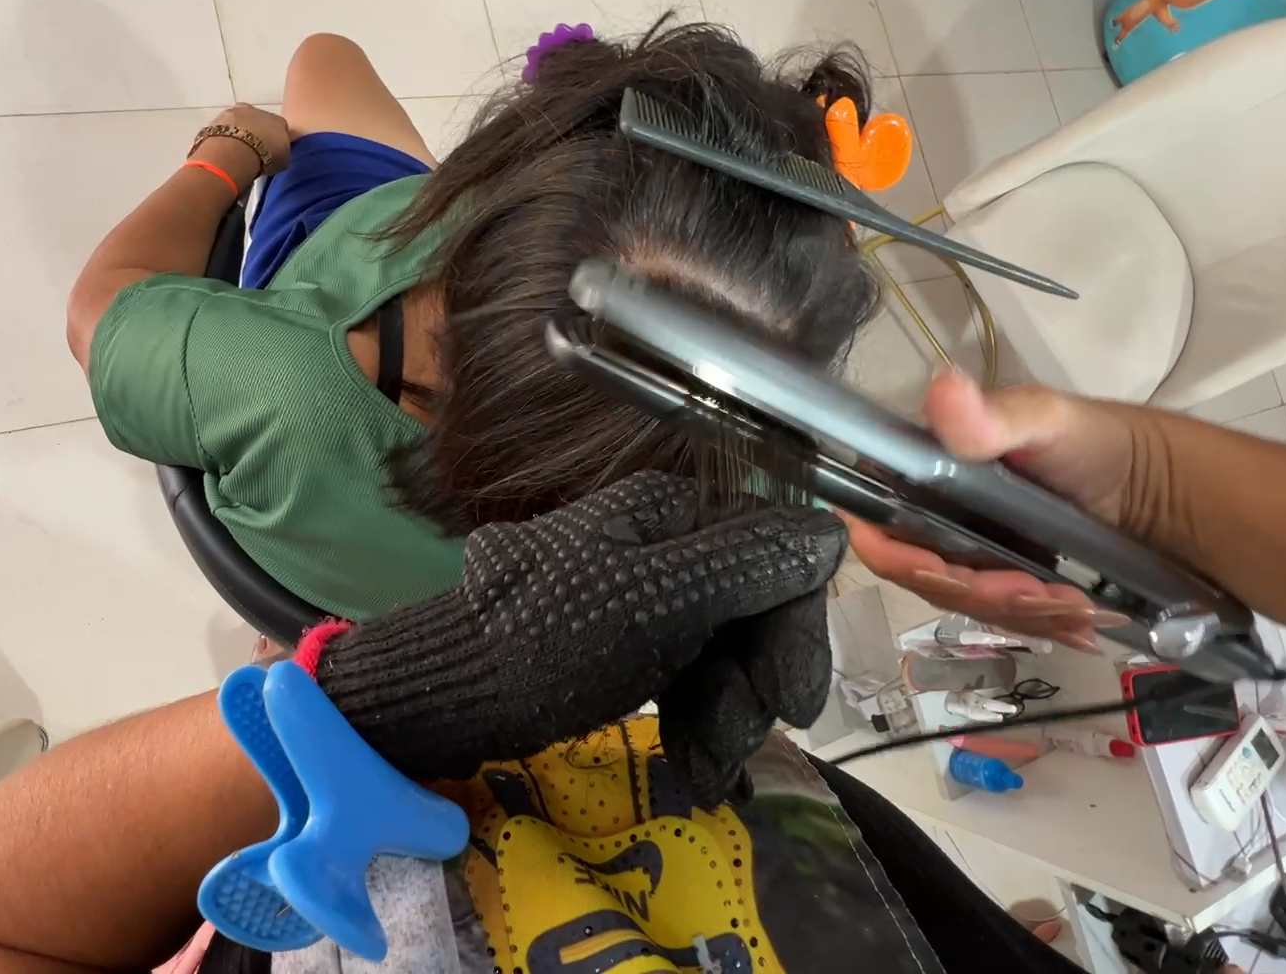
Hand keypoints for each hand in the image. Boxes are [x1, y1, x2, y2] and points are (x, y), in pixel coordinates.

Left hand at [195, 103, 291, 180]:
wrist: (236, 151)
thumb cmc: (266, 156)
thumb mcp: (283, 160)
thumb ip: (282, 152)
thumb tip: (278, 152)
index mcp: (278, 120)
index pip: (281, 127)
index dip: (277, 138)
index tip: (273, 149)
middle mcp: (258, 110)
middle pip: (259, 119)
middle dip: (257, 130)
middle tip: (254, 148)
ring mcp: (236, 111)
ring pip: (240, 120)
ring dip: (239, 130)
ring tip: (238, 149)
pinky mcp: (218, 118)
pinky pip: (224, 127)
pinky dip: (225, 135)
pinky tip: (225, 148)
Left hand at [309, 472, 845, 806]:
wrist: (457, 689)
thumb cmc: (553, 638)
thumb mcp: (657, 600)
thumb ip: (747, 564)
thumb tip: (829, 529)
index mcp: (669, 512)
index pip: (772, 551)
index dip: (794, 624)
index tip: (793, 701)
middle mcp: (658, 539)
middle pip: (749, 606)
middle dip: (752, 684)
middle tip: (736, 747)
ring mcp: (639, 588)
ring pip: (720, 648)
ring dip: (725, 716)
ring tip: (703, 772)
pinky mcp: (623, 634)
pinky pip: (683, 670)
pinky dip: (694, 719)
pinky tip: (690, 768)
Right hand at [848, 367, 1161, 652]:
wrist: (1156, 485)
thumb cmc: (1090, 442)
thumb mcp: (1045, 420)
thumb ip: (992, 417)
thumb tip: (943, 389)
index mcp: (916, 478)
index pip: (874, 526)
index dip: (895, 555)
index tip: (947, 571)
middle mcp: (926, 517)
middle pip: (916, 572)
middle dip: (975, 592)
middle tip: (1039, 589)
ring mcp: (960, 552)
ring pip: (959, 601)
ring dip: (1014, 612)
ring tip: (1076, 602)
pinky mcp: (996, 580)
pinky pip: (996, 616)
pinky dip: (1036, 623)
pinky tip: (1077, 618)